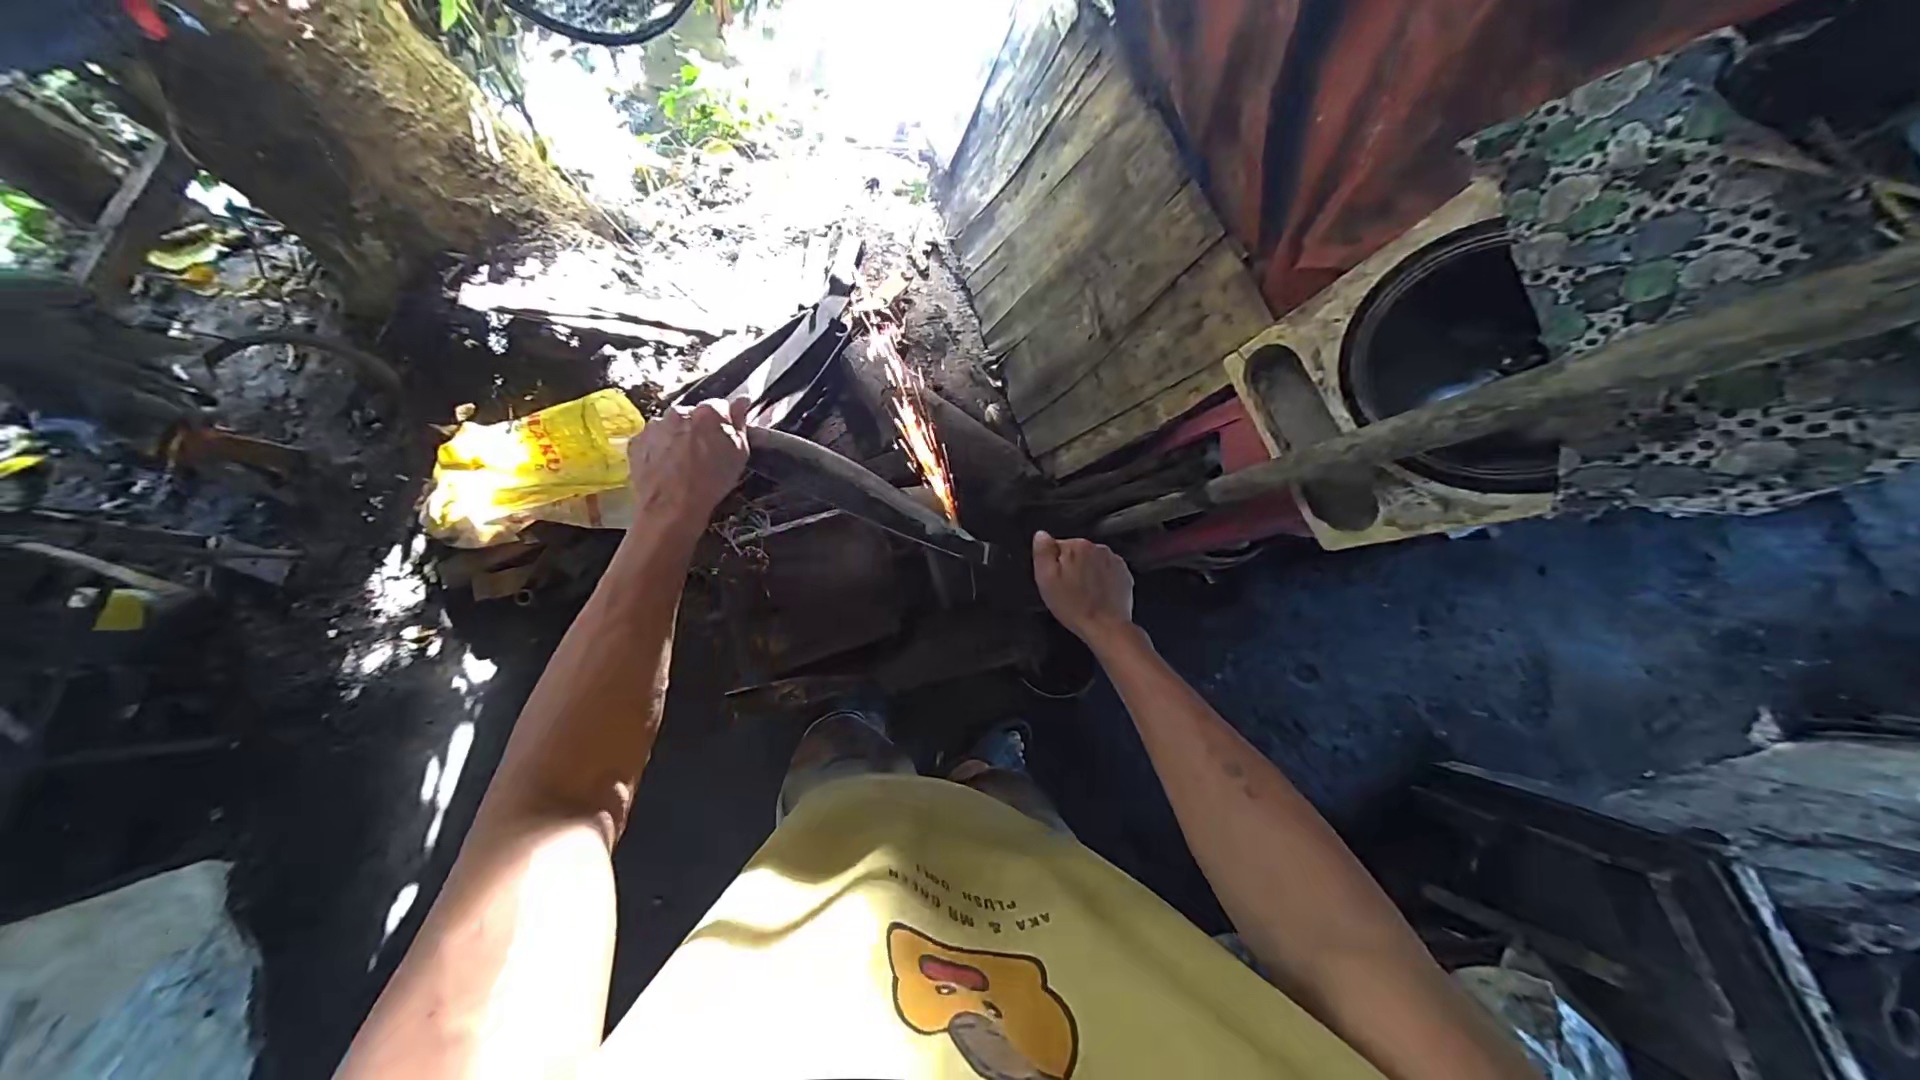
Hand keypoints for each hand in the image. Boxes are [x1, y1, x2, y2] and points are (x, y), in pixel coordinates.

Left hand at [627, 397, 749, 527]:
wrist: (672, 507)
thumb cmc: (712, 481)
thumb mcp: (739, 454)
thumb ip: (739, 423)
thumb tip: (741, 401)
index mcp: (708, 413)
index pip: (720, 406)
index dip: (724, 423)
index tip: (725, 438)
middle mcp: (679, 412)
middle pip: (693, 415)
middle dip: (699, 429)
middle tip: (704, 454)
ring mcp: (655, 425)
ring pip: (671, 426)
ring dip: (677, 437)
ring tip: (682, 463)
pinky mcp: (637, 441)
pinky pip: (653, 440)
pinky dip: (659, 449)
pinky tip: (666, 467)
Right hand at [1032, 530, 1135, 646]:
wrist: (1105, 627)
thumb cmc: (1074, 606)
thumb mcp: (1046, 579)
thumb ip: (1042, 552)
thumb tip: (1041, 535)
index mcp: (1076, 546)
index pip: (1057, 546)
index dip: (1053, 565)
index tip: (1055, 580)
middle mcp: (1097, 548)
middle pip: (1076, 553)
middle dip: (1071, 568)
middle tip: (1067, 590)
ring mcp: (1113, 561)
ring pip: (1092, 562)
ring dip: (1086, 573)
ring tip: (1083, 595)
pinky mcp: (1124, 574)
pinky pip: (1106, 572)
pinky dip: (1101, 580)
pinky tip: (1096, 595)